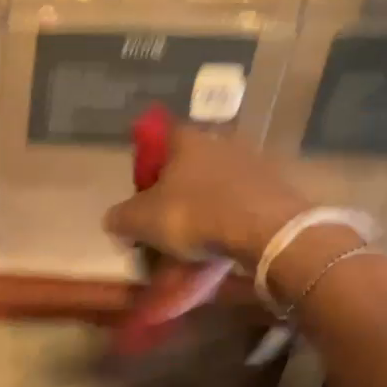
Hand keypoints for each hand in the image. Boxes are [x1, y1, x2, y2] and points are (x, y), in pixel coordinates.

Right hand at [104, 125, 310, 269]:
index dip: (146, 165)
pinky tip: (219, 246)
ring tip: (191, 243)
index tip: (140, 193)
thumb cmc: (193, 215)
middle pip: (187, 166)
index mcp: (185, 140)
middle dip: (173, 192)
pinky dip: (226, 221)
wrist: (264, 229)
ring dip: (201, 208)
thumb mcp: (139, 221)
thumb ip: (119, 217)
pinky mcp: (273, 188)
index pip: (158, 139)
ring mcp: (251, 163)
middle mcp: (219, 142)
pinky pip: (239, 204)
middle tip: (162, 224)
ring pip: (214, 186)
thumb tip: (113, 220)